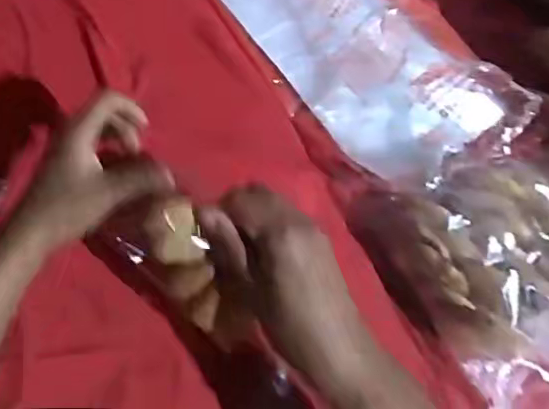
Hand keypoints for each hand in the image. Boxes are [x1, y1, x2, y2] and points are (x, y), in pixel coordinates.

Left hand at [5, 91, 173, 254]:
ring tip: (132, 161)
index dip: (131, 107)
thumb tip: (169, 173)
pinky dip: (108, 148)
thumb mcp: (108, 193)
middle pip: (104, 111)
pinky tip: (117, 170)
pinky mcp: (65, 157)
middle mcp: (71, 128)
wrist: (32, 230)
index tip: (147, 130)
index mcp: (78, 128)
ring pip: (98, 126)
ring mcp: (66, 142)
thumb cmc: (68, 207)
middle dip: (127, 126)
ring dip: (118, 137)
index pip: (107, 98)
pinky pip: (91, 140)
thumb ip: (139, 179)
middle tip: (138, 153)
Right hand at [197, 185, 359, 376]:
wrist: (345, 356)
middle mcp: (296, 218)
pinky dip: (269, 218)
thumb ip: (228, 245)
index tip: (209, 236)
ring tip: (244, 243)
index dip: (218, 212)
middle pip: (255, 191)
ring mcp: (311, 225)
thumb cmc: (291, 326)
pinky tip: (267, 249)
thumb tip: (203, 211)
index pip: (237, 199)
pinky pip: (286, 212)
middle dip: (234, 207)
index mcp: (279, 230)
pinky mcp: (319, 237)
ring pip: (271, 199)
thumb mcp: (251, 289)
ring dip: (252, 211)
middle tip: (224, 237)